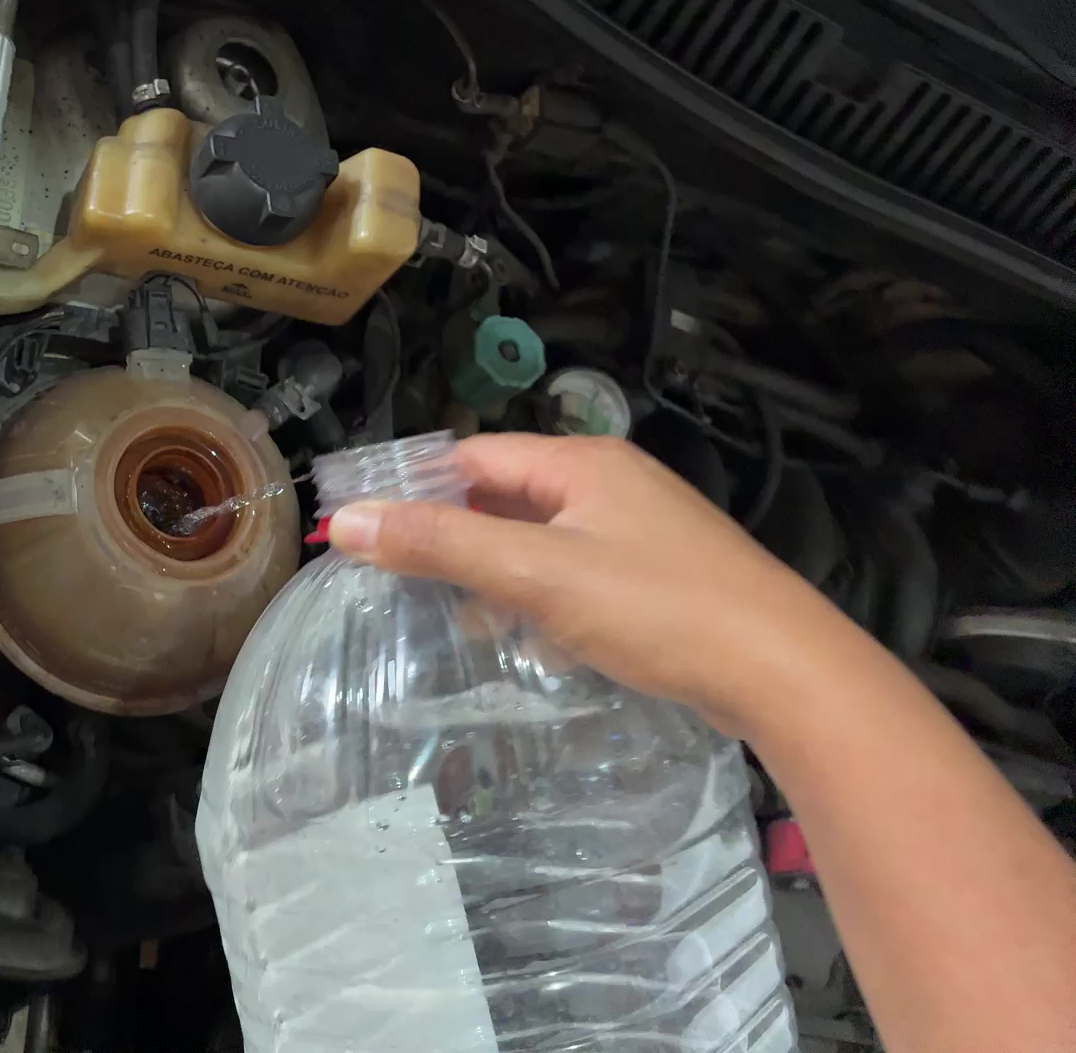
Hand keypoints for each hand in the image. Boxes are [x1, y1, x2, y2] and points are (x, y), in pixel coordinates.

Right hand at [327, 433, 875, 737]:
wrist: (793, 681)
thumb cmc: (656, 607)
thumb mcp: (533, 571)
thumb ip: (437, 542)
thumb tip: (346, 521)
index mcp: (580, 463)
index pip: (469, 457)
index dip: (412, 486)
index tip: (365, 525)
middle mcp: (606, 483)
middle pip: (499, 494)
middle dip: (445, 528)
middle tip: (390, 567)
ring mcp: (632, 528)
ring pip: (529, 534)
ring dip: (482, 562)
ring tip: (437, 602)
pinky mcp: (648, 573)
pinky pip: (562, 566)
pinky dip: (523, 588)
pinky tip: (508, 626)